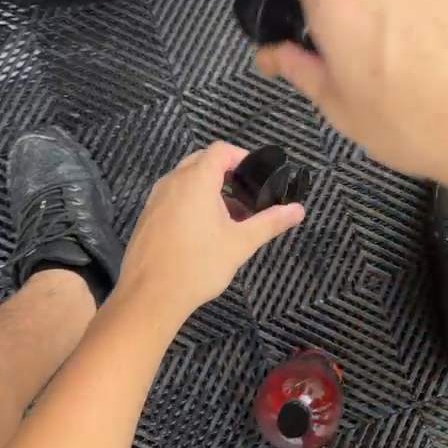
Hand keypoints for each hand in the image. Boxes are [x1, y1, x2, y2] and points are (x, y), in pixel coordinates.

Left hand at [116, 142, 304, 319]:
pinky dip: (193, 202)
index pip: (221, 150)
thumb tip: (298, 210)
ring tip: (232, 219)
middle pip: (203, 161)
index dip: (243, 157)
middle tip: (248, 197)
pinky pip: (174, 196)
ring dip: (211, 190)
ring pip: (187, 180)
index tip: (259, 178)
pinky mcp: (148, 216)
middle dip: (228, 174)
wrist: (149, 296)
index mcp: (195, 181)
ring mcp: (156, 198)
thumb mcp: (241, 243)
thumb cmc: (198, 266)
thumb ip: (270, 222)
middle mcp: (173, 182)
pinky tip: (206, 232)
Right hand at [253, 0, 447, 182]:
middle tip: (354, 63)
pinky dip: (426, 25)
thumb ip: (300, 70)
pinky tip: (436, 62)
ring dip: (389, 23)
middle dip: (347, 17)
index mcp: (339, 7)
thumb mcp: (338, 107)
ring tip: (403, 72)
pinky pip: (431, 2)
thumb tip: (274, 54)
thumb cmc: (409, 125)